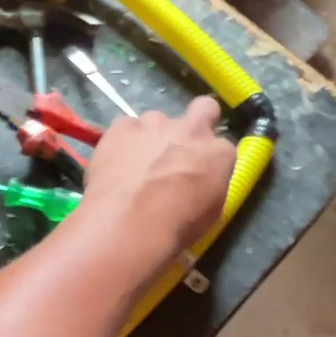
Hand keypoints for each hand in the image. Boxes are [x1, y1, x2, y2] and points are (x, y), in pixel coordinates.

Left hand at [80, 97, 235, 252]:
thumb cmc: (175, 227)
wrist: (129, 223)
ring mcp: (154, 123)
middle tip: (178, 147)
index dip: (209, 159)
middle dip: (196, 122)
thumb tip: (199, 183)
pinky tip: (114, 163)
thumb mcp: (210, 213)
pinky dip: (122, 141)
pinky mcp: (122, 126)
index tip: (198, 172)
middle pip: (202, 109)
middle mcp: (191, 129)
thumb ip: (207, 185)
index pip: (221, 147)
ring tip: (135, 165)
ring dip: (151, 137)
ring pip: (156, 121)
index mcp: (219, 152)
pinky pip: (125, 128)